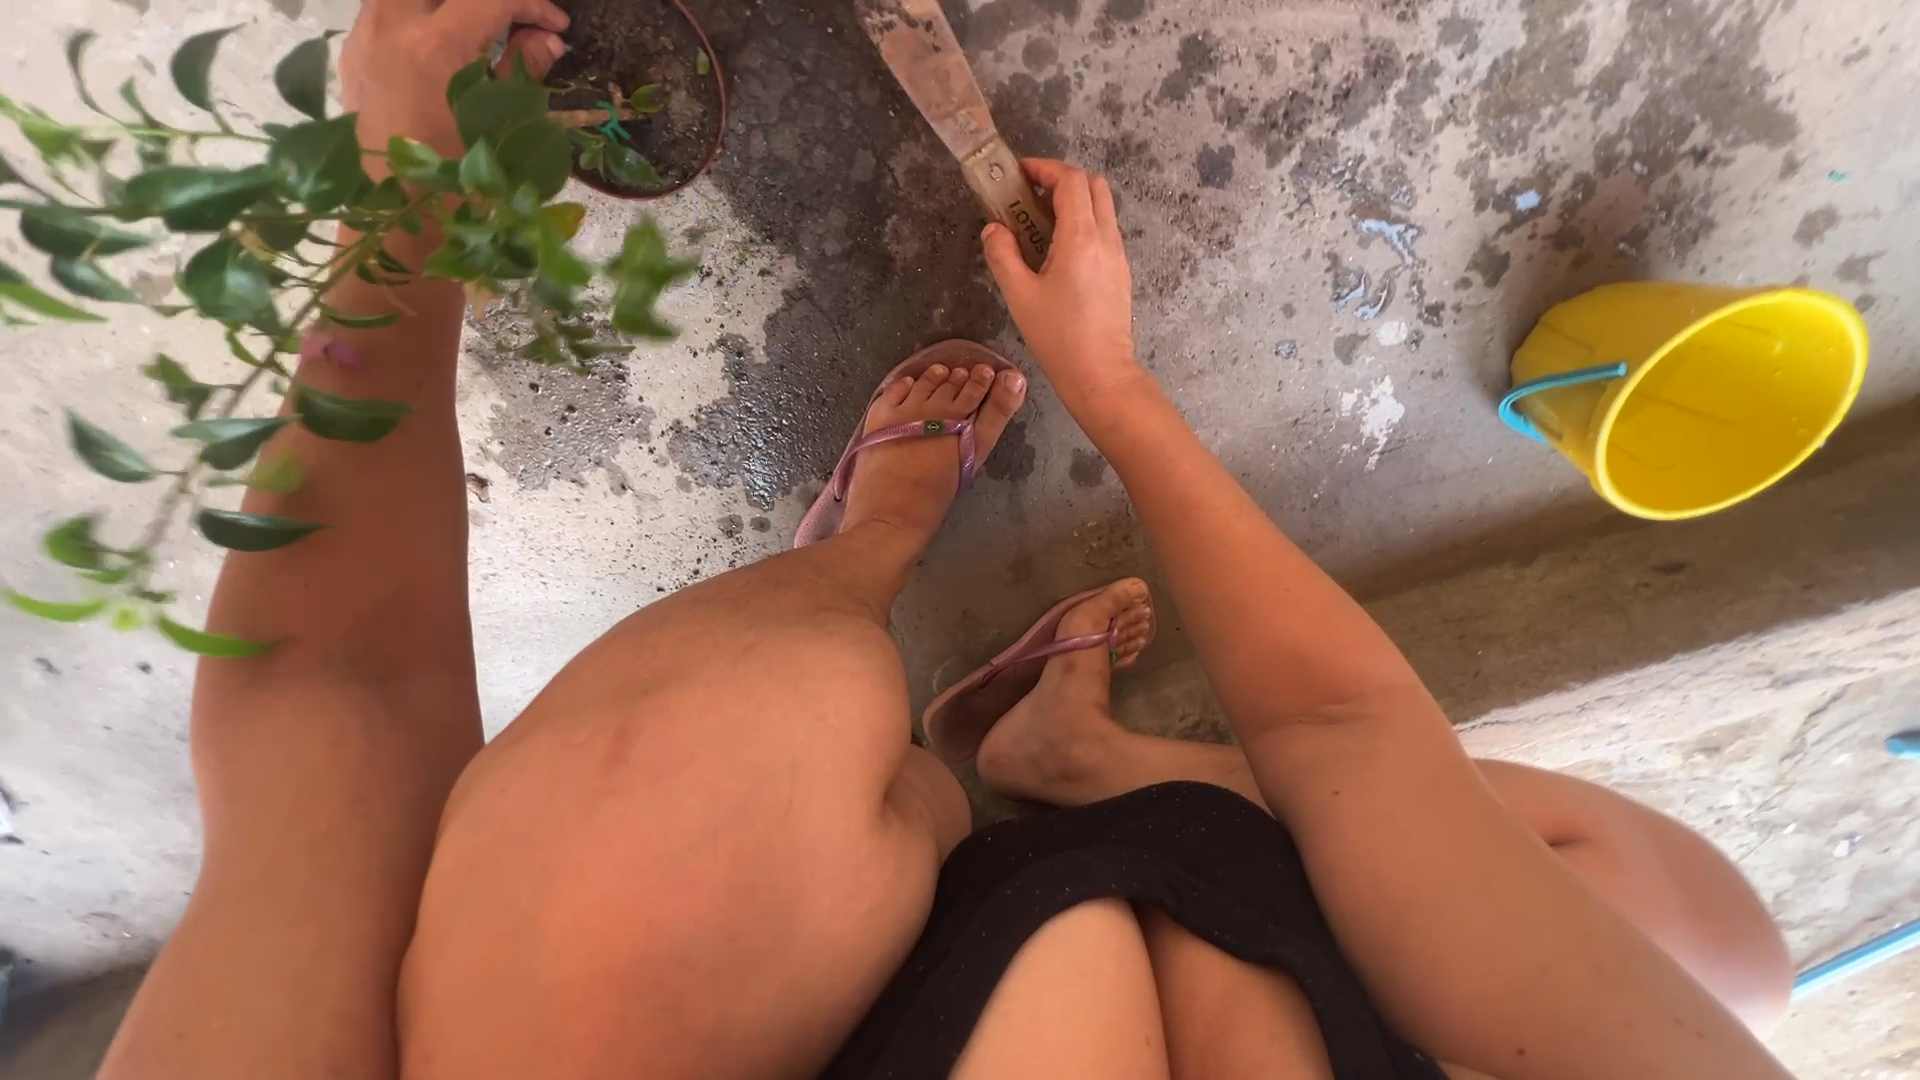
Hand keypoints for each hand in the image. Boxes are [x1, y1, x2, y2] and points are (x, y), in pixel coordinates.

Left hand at [340, 0, 570, 160]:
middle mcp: (393, 25)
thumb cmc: (462, 179)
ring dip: (451, 7)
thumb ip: (523, 71)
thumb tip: (547, 40)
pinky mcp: (354, 51)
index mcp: (436, 47)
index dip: (532, 4)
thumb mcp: (503, 126)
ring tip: (482, 32)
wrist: (398, 211)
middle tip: (517, 20)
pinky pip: (390, 12)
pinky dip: (425, 19)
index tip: (558, 25)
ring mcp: (366, 34)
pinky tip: (446, 52)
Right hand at [981, 159, 1146, 409]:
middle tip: (1031, 198)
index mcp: (1081, 237)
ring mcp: (1118, 256)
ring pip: (1102, 208)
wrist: (1100, 373)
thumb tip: (994, 230)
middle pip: (1093, 185)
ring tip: (1041, 227)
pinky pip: (1105, 233)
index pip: (1070, 180)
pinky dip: (1084, 226)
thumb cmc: (1058, 337)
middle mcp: (1106, 239)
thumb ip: (1003, 255)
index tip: (1019, 175)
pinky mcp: (1121, 274)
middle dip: (1062, 181)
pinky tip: (1059, 254)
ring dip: (1074, 204)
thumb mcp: (1019, 296)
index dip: (1045, 169)